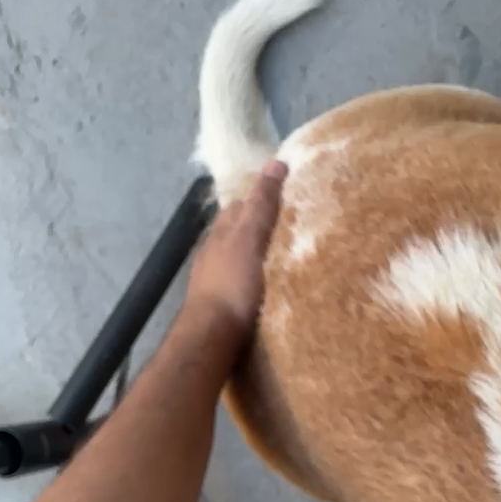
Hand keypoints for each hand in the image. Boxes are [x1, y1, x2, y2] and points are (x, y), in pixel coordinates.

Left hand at [183, 160, 286, 331]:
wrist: (211, 338)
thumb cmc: (231, 286)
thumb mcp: (249, 239)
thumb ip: (261, 206)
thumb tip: (274, 163)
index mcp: (219, 236)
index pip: (238, 207)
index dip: (258, 199)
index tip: (283, 199)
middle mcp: (213, 257)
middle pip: (236, 236)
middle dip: (257, 231)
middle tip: (289, 233)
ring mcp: (214, 285)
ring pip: (237, 263)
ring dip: (256, 261)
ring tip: (283, 264)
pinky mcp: (221, 310)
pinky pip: (240, 289)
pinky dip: (254, 285)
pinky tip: (267, 293)